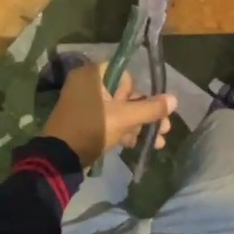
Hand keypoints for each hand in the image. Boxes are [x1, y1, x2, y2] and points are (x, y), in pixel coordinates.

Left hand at [42, 61, 176, 166]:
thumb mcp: (124, 118)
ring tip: (156, 143)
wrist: (59, 158)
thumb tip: (174, 100)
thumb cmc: (91, 129)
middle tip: (163, 129)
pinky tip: (136, 145)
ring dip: (138, 125)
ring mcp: (86, 105)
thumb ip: (150, 108)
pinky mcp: (86, 122)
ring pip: (120, 111)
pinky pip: (110, 121)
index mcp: (92, 76)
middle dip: (145, 115)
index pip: (125, 75)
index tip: (138, 109)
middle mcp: (88, 86)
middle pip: (125, 96)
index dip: (135, 93)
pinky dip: (123, 130)